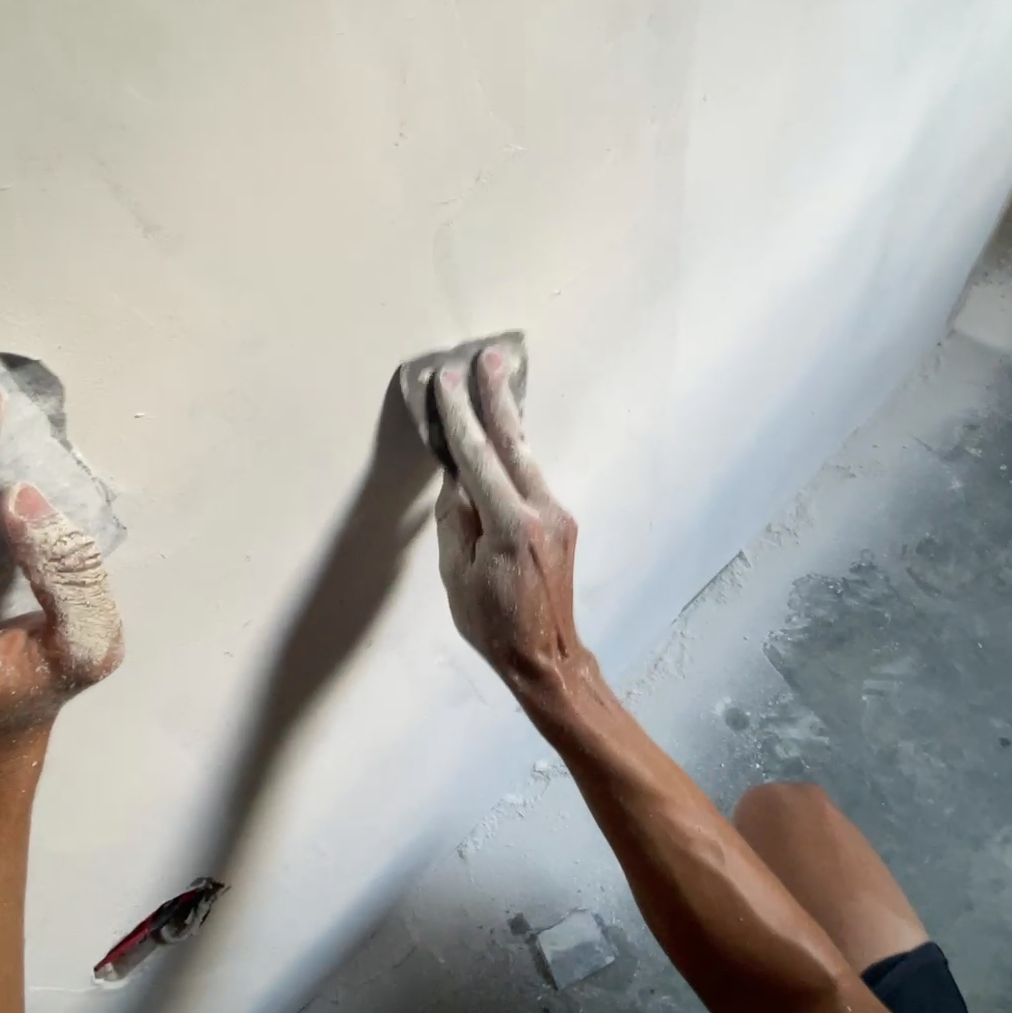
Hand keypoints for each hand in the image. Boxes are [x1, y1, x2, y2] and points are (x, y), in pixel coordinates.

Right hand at [433, 345, 593, 715]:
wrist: (547, 655)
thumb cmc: (492, 624)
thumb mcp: (455, 575)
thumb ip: (454, 520)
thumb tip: (456, 479)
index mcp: (512, 526)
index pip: (478, 459)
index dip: (461, 418)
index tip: (448, 382)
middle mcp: (543, 512)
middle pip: (514, 443)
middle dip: (499, 398)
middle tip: (491, 356)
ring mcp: (559, 515)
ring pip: (527, 459)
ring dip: (508, 421)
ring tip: (498, 382)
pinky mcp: (563, 523)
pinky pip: (532, 480)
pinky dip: (514, 456)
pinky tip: (502, 439)